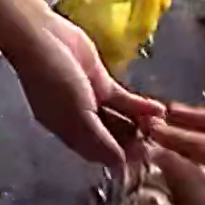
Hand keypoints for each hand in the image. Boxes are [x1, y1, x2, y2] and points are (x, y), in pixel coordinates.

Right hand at [6, 11, 164, 167]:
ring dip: (140, 125)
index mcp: (67, 131)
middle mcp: (79, 119)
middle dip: (134, 143)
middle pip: (112, 138)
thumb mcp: (74, 113)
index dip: (120, 158)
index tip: (146, 160)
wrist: (41, 38)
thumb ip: (99, 140)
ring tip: (163, 127)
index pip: (98, 153)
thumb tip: (118, 166)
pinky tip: (158, 110)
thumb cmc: (52, 78)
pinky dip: (141, 106)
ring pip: (120, 120)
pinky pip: (124, 101)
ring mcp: (91, 100)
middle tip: (160, 144)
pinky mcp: (101, 82)